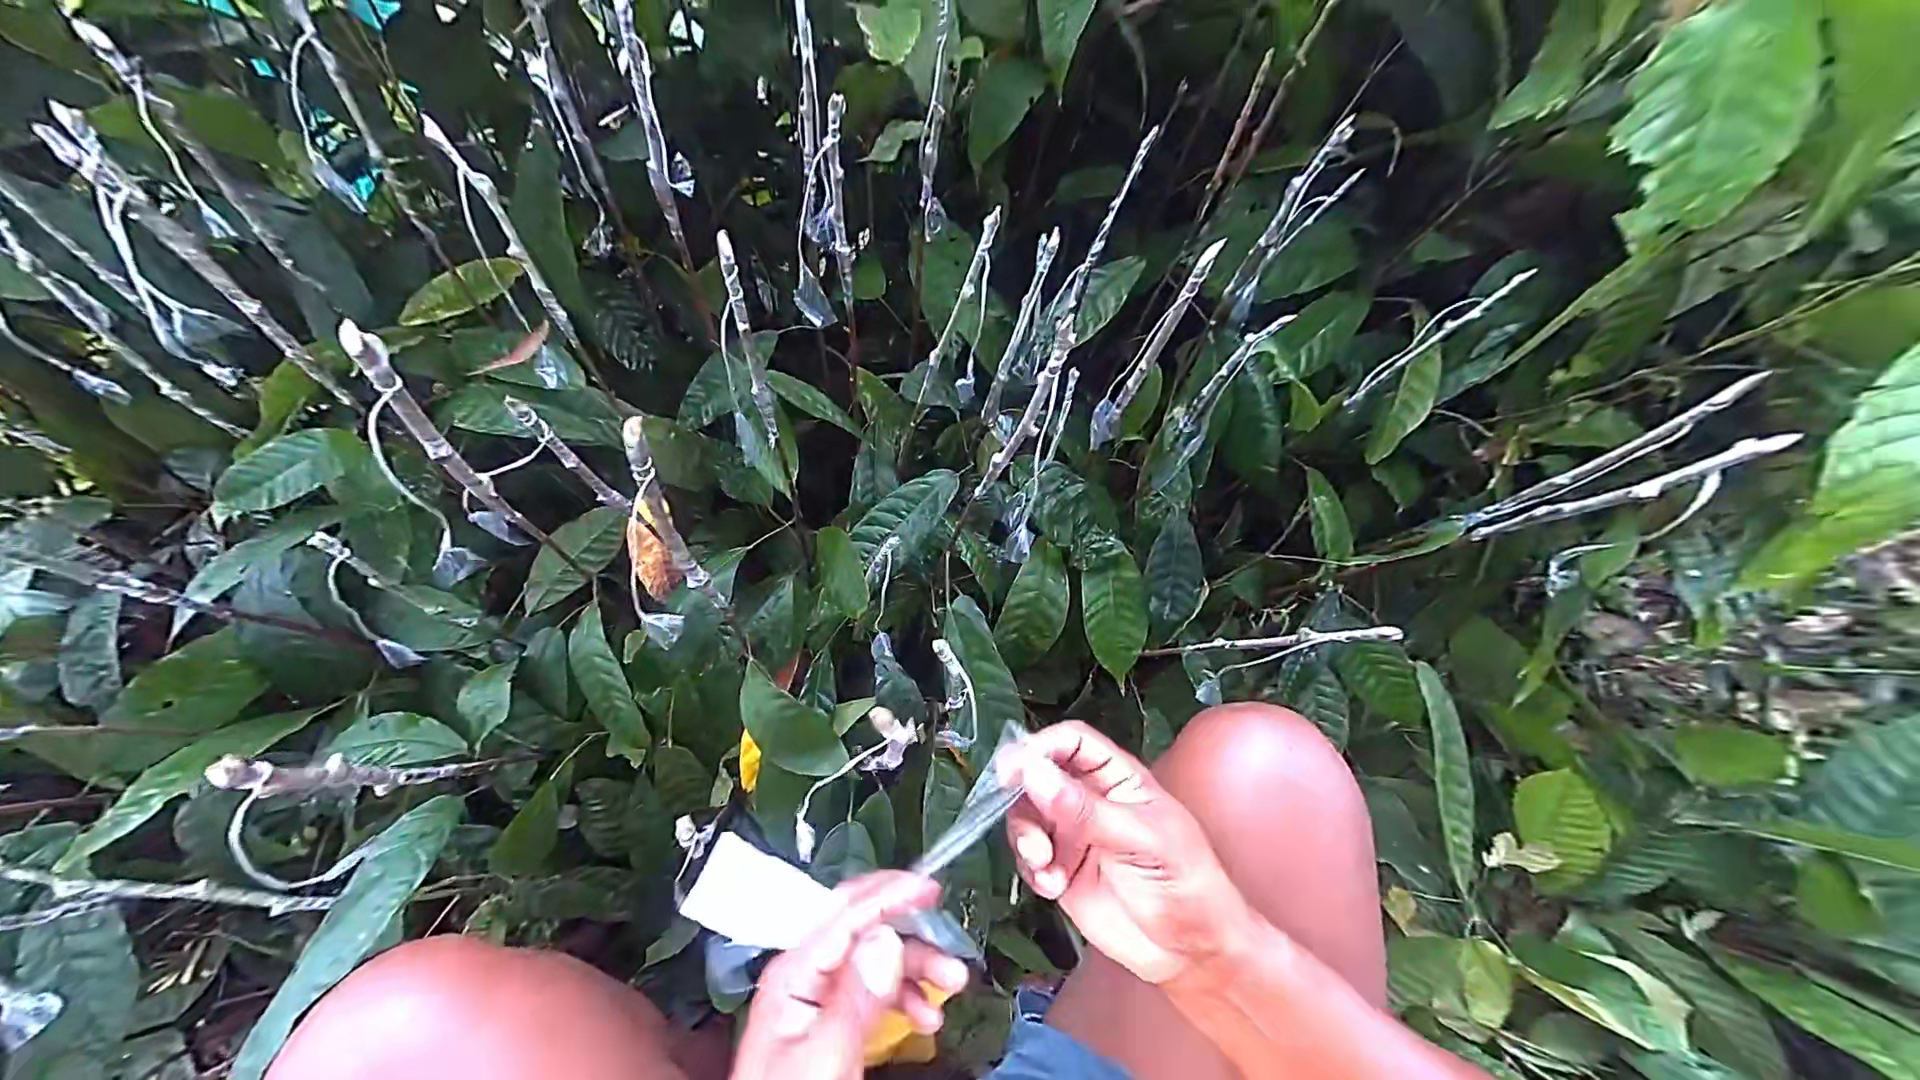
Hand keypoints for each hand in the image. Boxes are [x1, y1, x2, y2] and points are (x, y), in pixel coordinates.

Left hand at [730, 872, 969, 1079]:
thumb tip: (887, 938)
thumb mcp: (825, 1057)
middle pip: (867, 931)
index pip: (847, 912)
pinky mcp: (833, 1021)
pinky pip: (876, 989)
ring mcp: (819, 998)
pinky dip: (905, 995)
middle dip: (913, 936)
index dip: (891, 893)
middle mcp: (806, 975)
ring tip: (950, 986)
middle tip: (951, 954)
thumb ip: (856, 997)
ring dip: (917, 969)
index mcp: (794, 972)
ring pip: (878, 959)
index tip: (930, 888)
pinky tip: (925, 1014)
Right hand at [1001, 722, 1254, 984]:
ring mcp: (1073, 834)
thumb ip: (1086, 810)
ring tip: (1042, 861)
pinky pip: (1028, 857)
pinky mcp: (1060, 869)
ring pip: (1027, 814)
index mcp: (1116, 778)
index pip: (1072, 742)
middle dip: (1022, 790)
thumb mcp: (1142, 841)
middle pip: (1039, 774)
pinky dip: (1031, 868)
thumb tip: (1034, 772)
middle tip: (1008, 803)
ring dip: (1025, 834)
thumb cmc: (1186, 884)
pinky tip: (1053, 886)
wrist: (1192, 955)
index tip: (1015, 763)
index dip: (1042, 745)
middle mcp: (1089, 799)